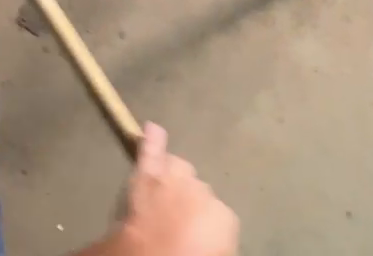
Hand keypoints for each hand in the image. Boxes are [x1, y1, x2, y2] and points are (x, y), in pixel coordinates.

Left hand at [85, 123, 238, 255]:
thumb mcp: (217, 250)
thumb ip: (215, 234)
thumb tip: (208, 233)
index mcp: (224, 217)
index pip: (218, 215)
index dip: (203, 226)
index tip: (195, 236)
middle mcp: (203, 190)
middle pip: (198, 190)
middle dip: (188, 202)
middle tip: (177, 221)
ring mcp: (174, 178)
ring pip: (177, 168)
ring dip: (171, 179)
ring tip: (163, 195)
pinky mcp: (148, 174)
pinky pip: (150, 152)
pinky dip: (152, 141)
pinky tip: (152, 129)